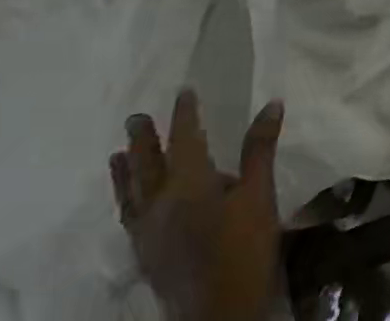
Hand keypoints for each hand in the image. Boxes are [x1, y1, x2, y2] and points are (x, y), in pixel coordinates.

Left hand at [110, 90, 284, 320]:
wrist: (220, 312)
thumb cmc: (245, 247)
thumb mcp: (260, 194)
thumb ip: (260, 149)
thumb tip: (271, 103)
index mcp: (189, 184)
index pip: (185, 139)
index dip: (185, 114)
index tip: (184, 91)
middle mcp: (160, 204)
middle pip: (148, 164)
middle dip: (143, 139)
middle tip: (135, 117)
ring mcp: (148, 233)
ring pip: (131, 193)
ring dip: (125, 170)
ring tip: (117, 154)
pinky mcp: (146, 254)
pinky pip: (129, 217)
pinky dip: (127, 200)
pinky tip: (131, 201)